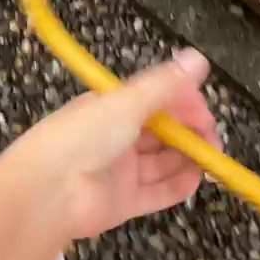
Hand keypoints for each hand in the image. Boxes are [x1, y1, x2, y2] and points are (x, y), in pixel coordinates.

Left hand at [4, 49, 218, 239]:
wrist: (48, 190)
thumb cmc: (82, 136)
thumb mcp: (124, 103)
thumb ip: (163, 85)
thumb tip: (197, 58)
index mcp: (110, 107)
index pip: (154, 100)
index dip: (182, 103)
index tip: (204, 110)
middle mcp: (115, 137)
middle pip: (160, 132)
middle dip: (189, 132)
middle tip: (211, 136)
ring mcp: (119, 170)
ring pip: (162, 161)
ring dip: (188, 157)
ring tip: (211, 156)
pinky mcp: (124, 201)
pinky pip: (158, 191)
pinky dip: (179, 184)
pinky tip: (198, 177)